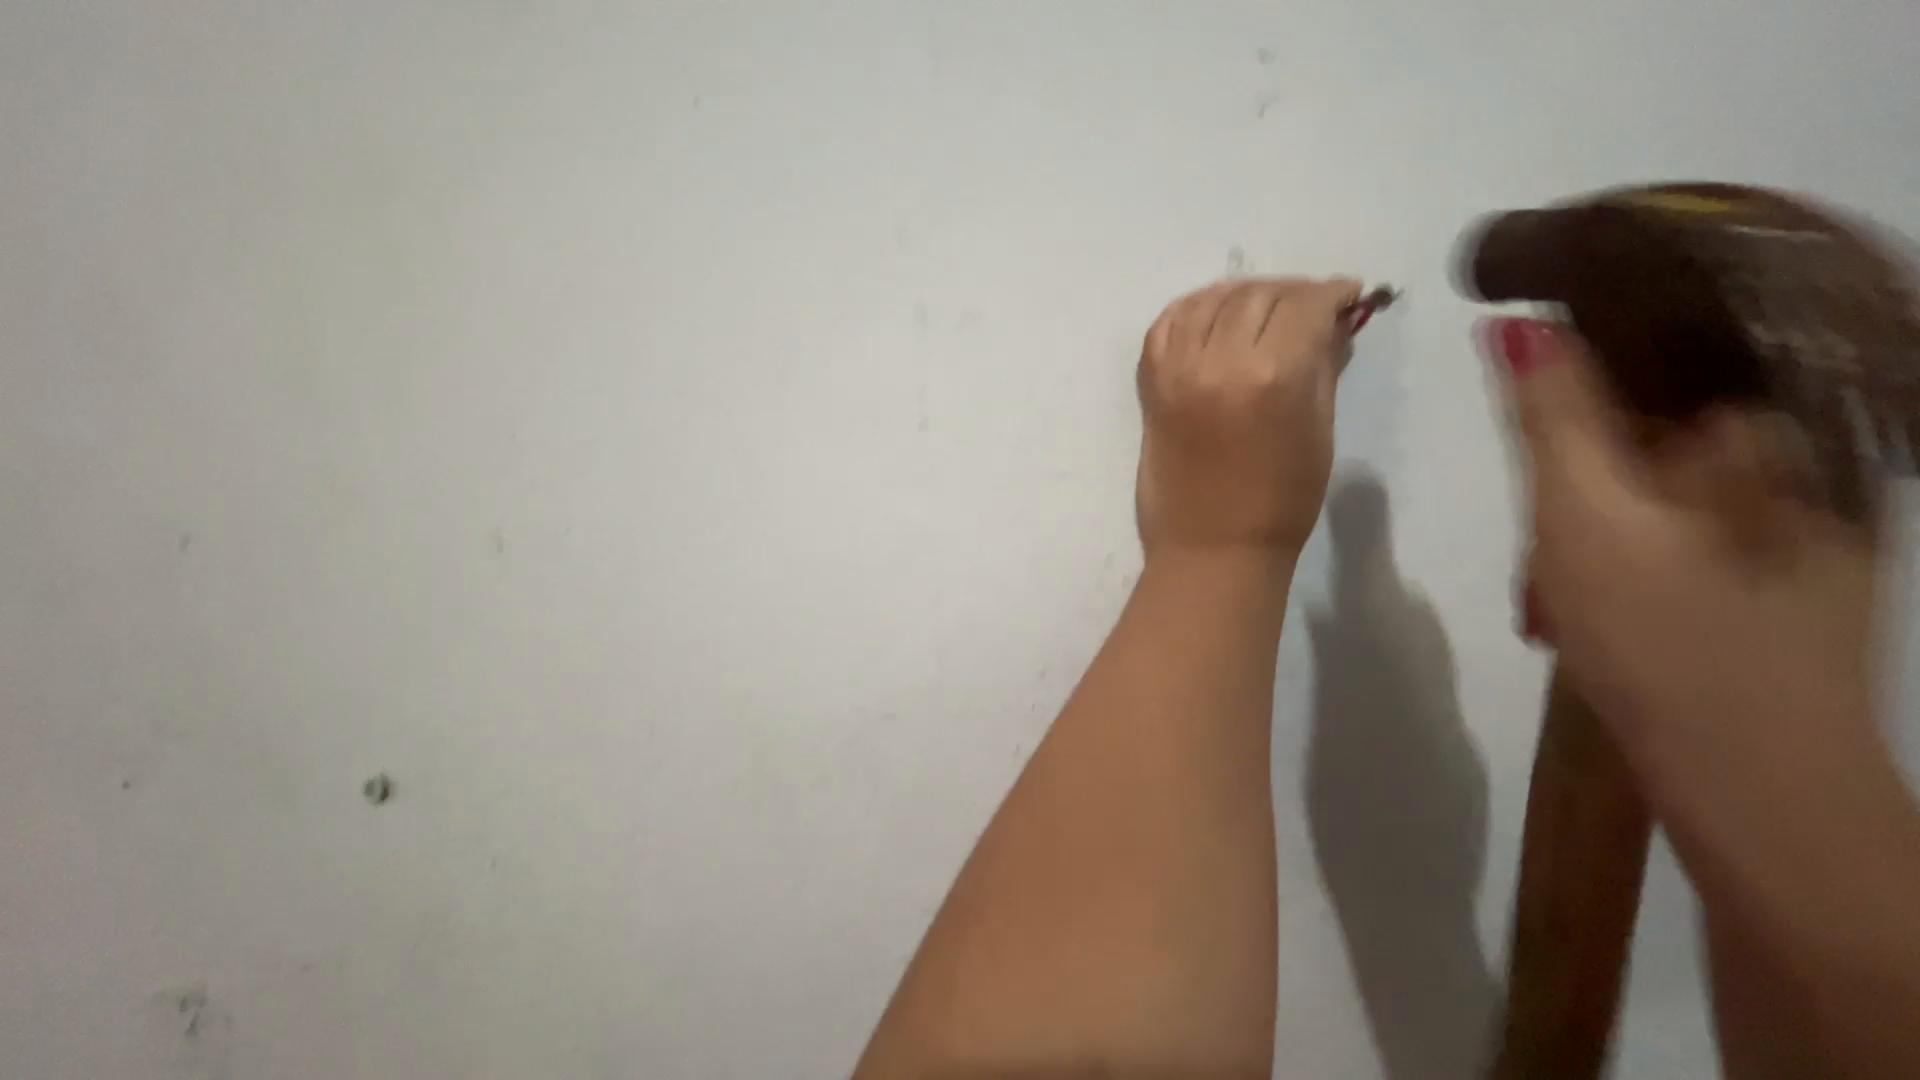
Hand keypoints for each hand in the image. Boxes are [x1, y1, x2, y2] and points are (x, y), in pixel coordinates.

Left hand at [1135, 277, 1362, 559]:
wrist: (1211, 548)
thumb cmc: (1281, 501)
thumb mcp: (1319, 430)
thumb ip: (1323, 365)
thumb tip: (1333, 321)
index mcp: (1273, 375)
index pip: (1305, 304)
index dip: (1331, 293)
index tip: (1346, 296)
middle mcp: (1219, 361)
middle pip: (1257, 295)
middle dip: (1290, 292)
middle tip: (1308, 307)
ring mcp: (1177, 372)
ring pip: (1208, 301)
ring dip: (1240, 295)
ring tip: (1261, 308)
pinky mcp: (1150, 387)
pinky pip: (1165, 326)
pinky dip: (1190, 311)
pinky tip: (1211, 317)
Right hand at [1485, 318, 1881, 768]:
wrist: (1755, 782)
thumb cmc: (1664, 640)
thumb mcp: (1585, 517)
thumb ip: (1550, 415)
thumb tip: (1515, 324)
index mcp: (1775, 425)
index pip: (1657, 350)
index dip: (1575, 378)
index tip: (1529, 426)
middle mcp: (1805, 454)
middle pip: (1651, 421)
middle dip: (1576, 472)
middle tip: (1544, 546)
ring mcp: (1801, 514)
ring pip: (1657, 478)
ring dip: (1590, 520)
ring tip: (1559, 589)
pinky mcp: (1784, 564)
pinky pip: (1678, 522)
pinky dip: (1625, 549)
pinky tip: (1596, 600)